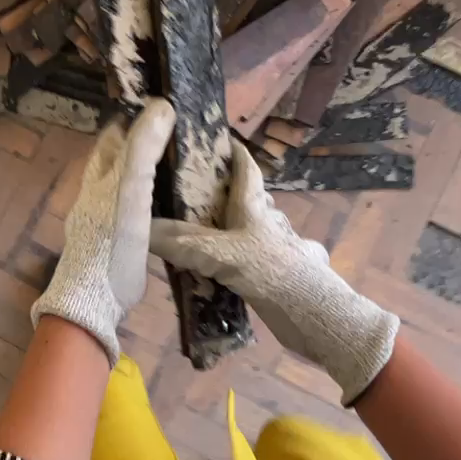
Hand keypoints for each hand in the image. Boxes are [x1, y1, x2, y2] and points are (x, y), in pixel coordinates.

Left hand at [31, 98, 174, 366]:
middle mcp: (95, 197)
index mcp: (97, 179)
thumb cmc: (111, 241)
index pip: (111, 140)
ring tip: (178, 172)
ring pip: (124, 190)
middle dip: (139, 150)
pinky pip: (133, 215)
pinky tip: (167, 211)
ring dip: (145, 178)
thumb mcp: (130, 188)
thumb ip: (143, 149)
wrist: (94, 300)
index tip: (161, 112)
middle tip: (175, 141)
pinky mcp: (114, 247)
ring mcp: (102, 223)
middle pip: (116, 164)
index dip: (132, 123)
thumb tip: (161, 105)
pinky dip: (149, 205)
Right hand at [149, 142, 397, 403]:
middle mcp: (272, 224)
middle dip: (235, 196)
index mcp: (255, 210)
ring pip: (263, 231)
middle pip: (255, 201)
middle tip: (205, 199)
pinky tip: (243, 276)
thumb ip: (181, 243)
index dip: (235, 154)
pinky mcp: (291, 277)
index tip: (224, 141)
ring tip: (217, 239)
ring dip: (245, 231)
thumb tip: (140, 230)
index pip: (246, 170)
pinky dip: (255, 264)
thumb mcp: (219, 256)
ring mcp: (286, 251)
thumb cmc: (272, 273)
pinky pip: (268, 262)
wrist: (320, 318)